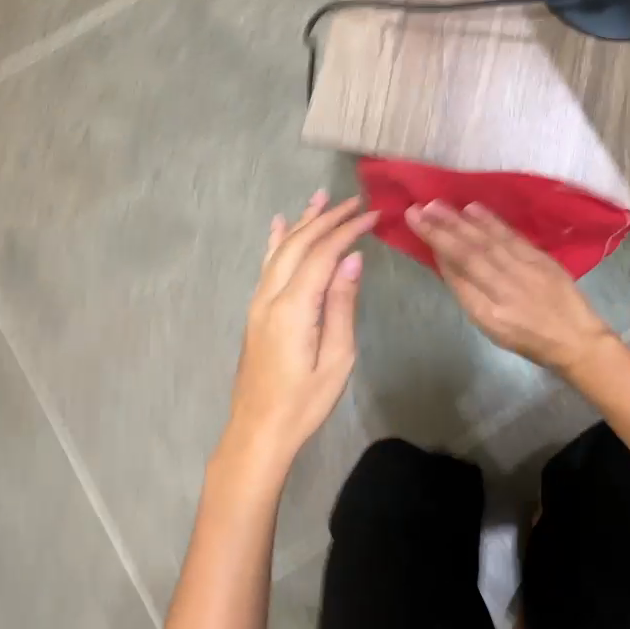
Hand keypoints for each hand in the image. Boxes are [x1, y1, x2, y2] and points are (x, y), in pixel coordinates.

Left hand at [223, 192, 378, 471]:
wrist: (258, 431)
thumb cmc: (304, 401)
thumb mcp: (337, 358)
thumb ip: (343, 305)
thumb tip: (352, 259)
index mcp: (294, 307)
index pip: (323, 254)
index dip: (347, 230)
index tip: (373, 215)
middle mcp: (270, 296)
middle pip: (299, 244)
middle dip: (327, 219)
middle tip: (355, 202)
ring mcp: (258, 302)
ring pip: (280, 250)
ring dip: (302, 222)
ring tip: (320, 197)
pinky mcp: (256, 311)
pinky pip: (267, 265)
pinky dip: (276, 240)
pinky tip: (280, 225)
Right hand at [405, 201, 615, 372]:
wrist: (576, 338)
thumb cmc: (528, 338)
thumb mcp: (492, 328)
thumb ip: (468, 293)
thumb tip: (445, 260)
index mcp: (489, 313)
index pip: (456, 275)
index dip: (436, 247)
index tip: (417, 225)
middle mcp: (505, 290)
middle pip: (468, 255)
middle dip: (440, 230)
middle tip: (417, 209)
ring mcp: (526, 272)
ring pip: (488, 242)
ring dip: (460, 221)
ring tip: (437, 204)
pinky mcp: (541, 260)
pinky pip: (511, 237)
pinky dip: (490, 221)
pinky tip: (472, 208)